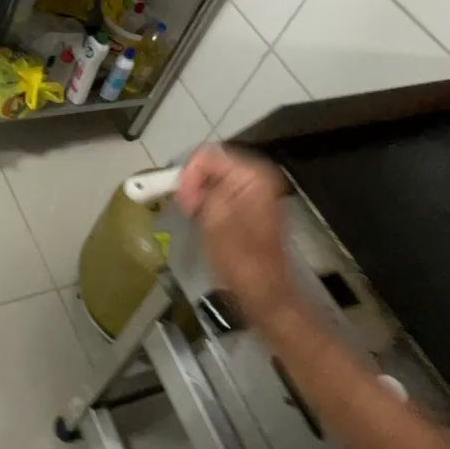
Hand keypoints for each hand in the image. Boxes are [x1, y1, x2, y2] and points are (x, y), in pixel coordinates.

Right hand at [178, 145, 293, 318]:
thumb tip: (189, 181)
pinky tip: (204, 221)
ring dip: (200, 194)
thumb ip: (200, 189)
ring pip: (215, 179)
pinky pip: (223, 193)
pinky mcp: (251, 207)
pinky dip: (209, 202)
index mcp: (253, 175)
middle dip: (194, 183)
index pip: (209, 154)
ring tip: (193, 216)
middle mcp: (258, 177)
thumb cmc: (240, 260)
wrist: (265, 294)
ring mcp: (257, 192)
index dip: (190, 174)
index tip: (184, 200)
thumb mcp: (213, 219)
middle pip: (213, 164)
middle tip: (186, 208)